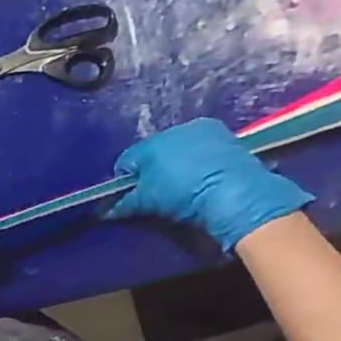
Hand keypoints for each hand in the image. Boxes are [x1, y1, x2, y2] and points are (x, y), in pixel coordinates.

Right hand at [102, 118, 312, 251]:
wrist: (236, 193)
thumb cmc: (182, 195)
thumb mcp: (148, 203)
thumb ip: (124, 204)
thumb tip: (105, 211)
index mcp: (148, 145)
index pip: (126, 161)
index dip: (127, 180)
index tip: (134, 196)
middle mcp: (171, 131)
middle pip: (153, 152)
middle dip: (154, 169)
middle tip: (162, 192)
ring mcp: (199, 129)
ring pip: (178, 147)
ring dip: (178, 162)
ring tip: (187, 184)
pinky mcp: (225, 134)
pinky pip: (202, 145)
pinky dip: (200, 158)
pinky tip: (206, 175)